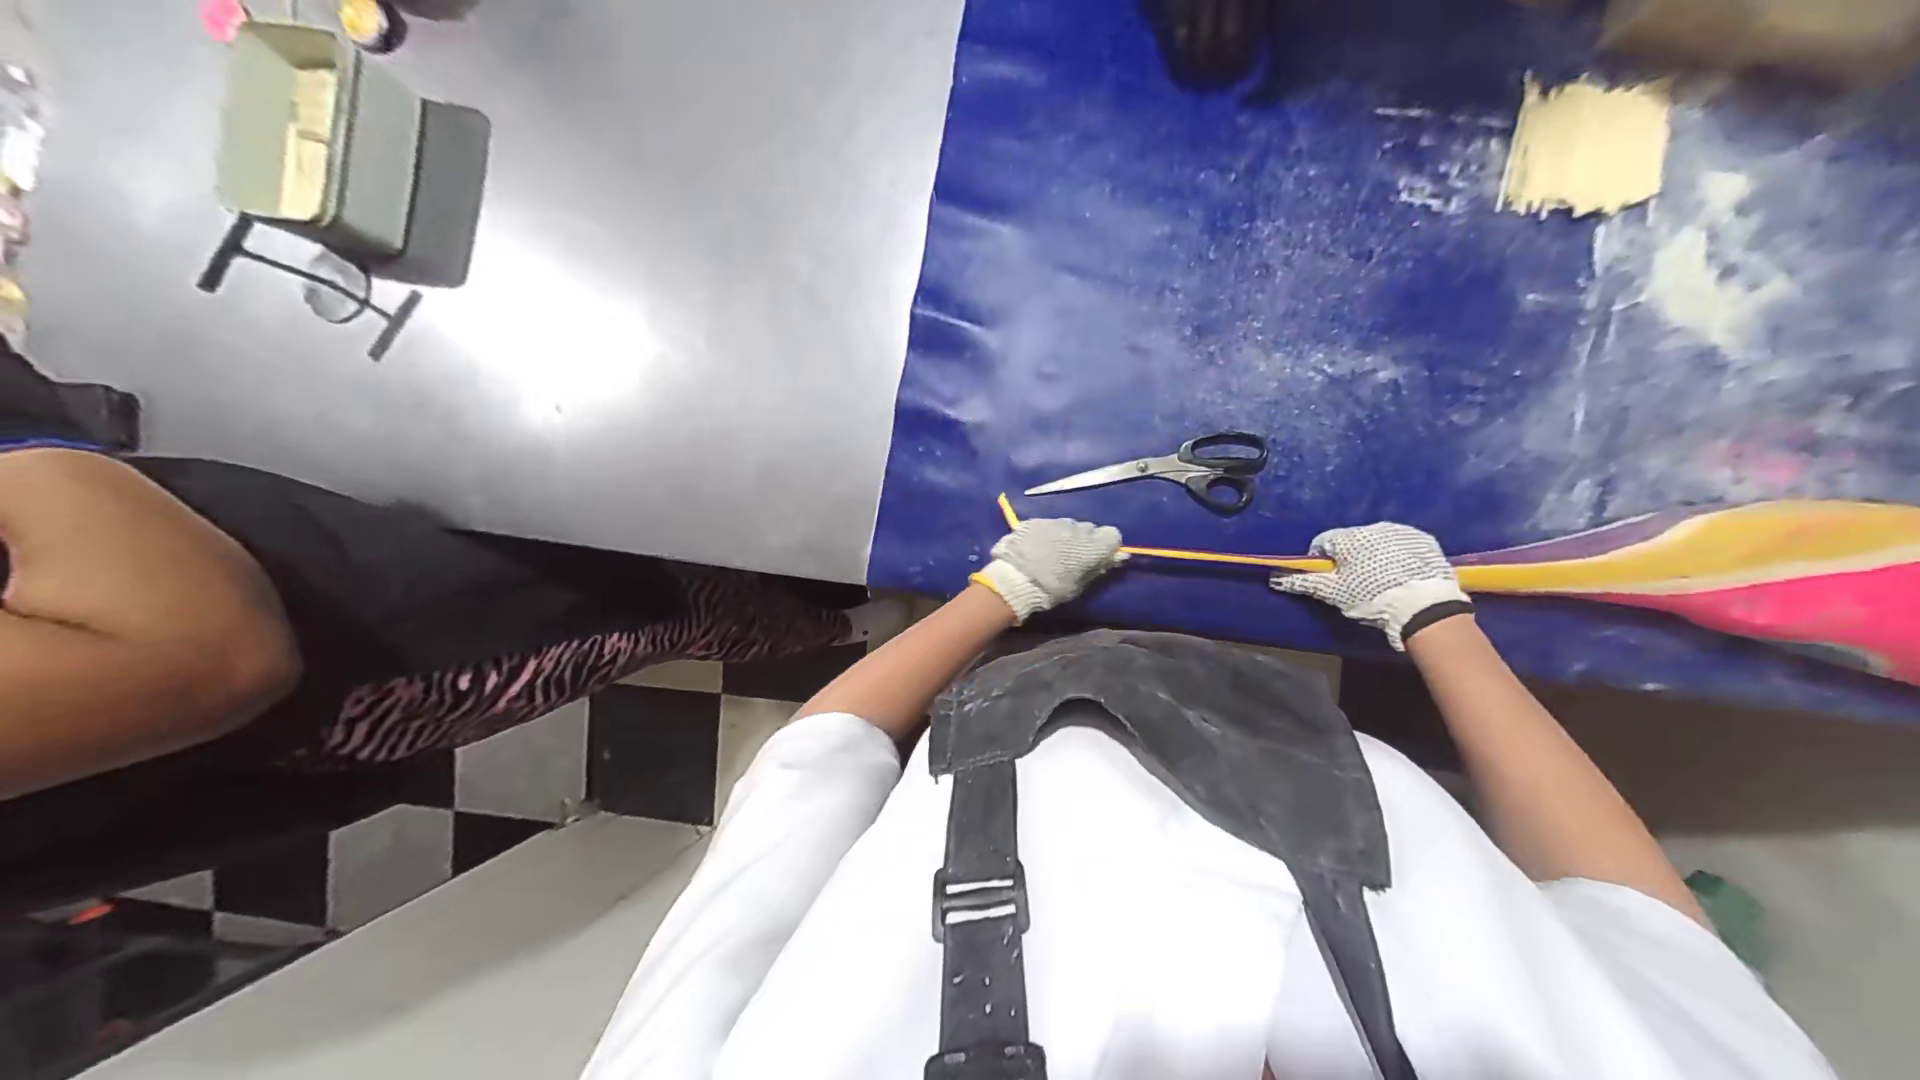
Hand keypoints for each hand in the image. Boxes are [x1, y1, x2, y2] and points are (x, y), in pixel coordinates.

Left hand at [971, 518, 1126, 622]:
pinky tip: (1036, 548)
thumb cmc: (1052, 589)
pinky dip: (1047, 534)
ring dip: (1065, 536)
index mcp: (1094, 544)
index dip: (1106, 546)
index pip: (1113, 535)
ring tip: (1051, 553)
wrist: (1015, 579)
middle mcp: (1078, 527)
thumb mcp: (1079, 585)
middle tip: (1072, 558)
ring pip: (1068, 526)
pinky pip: (1048, 526)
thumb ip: (1097, 568)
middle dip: (1084, 541)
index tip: (1097, 557)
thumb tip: (1115, 558)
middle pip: (1089, 529)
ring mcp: (1056, 521)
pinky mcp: (1036, 521)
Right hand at [1268, 522, 1471, 649]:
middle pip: (1351, 541)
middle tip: (1356, 582)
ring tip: (1381, 580)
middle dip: (1350, 557)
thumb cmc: (1372, 597)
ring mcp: (1402, 532)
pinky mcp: (1425, 540)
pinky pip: (1402, 545)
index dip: (1323, 561)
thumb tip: (1275, 579)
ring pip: (1377, 542)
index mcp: (1348, 537)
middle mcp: (1373, 527)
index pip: (1323, 542)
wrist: (1426, 607)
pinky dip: (1397, 556)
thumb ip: (1304, 582)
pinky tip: (1402, 575)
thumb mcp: (1334, 593)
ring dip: (1374, 555)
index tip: (1331, 578)